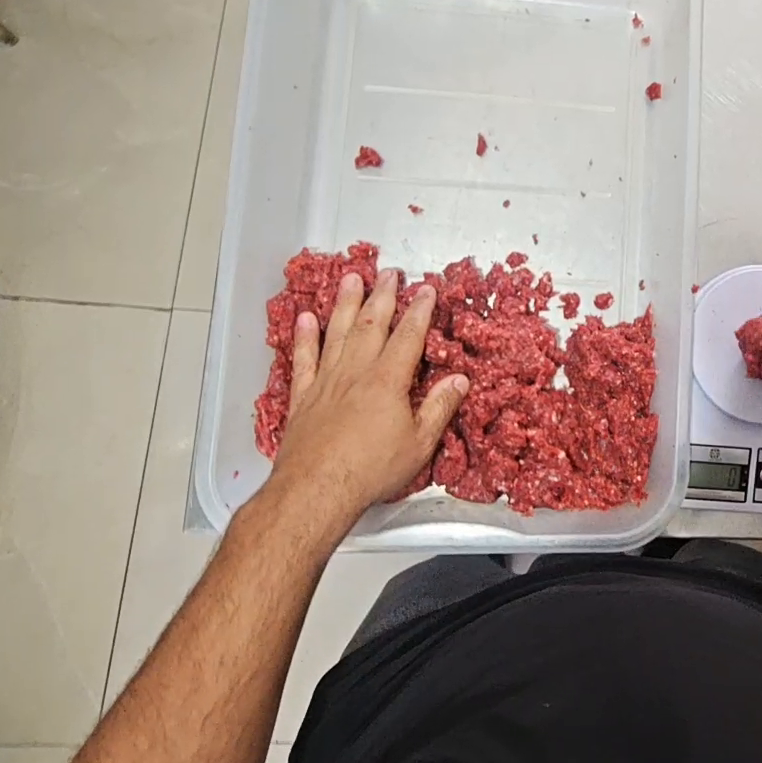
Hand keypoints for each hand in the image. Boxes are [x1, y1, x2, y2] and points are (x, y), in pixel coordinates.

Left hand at [269, 269, 467, 522]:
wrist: (316, 490)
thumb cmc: (372, 469)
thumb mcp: (419, 443)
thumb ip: (438, 408)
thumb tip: (458, 380)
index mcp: (388, 381)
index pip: (408, 337)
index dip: (419, 311)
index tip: (426, 289)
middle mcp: (356, 373)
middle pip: (372, 325)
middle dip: (383, 297)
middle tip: (390, 273)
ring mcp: (326, 382)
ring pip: (337, 333)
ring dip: (346, 304)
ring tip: (351, 279)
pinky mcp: (302, 398)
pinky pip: (303, 359)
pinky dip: (304, 337)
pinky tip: (306, 319)